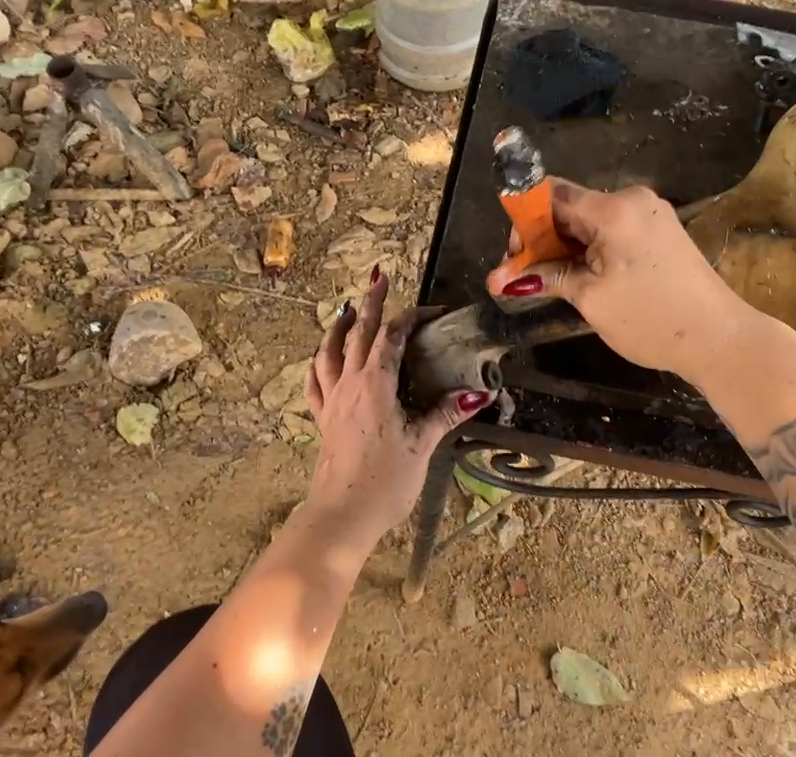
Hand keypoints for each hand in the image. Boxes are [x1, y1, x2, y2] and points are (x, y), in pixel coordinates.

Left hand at [303, 269, 492, 546]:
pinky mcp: (323, 421)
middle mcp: (349, 385)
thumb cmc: (385, 481)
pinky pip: (315, 383)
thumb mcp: (421, 445)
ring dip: (337, 328)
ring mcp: (331, 402)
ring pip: (329, 353)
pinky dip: (318, 364)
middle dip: (370, 304)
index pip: (392, 338)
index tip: (432, 309)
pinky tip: (321, 360)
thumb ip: (446, 413)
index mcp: (375, 384)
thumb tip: (480, 393)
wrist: (342, 516)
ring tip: (344, 310)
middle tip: (378, 278)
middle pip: (357, 333)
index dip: (411, 318)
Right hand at [484, 180, 766, 377]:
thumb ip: (546, 278)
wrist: (721, 339)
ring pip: (588, 222)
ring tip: (545, 283)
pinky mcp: (659, 231)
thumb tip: (500, 280)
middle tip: (521, 279)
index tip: (513, 258)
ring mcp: (649, 214)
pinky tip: (579, 277)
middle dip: (540, 240)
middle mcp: (631, 200)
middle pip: (569, 207)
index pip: (550, 194)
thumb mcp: (591, 298)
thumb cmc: (651, 317)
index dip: (523, 222)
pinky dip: (589, 250)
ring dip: (563, 248)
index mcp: (612, 208)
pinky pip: (611, 231)